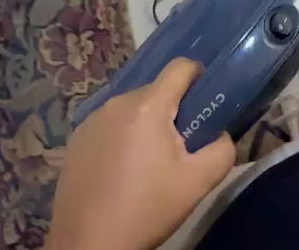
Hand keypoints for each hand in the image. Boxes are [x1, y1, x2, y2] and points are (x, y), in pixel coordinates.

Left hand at [49, 58, 235, 249]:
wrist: (87, 248)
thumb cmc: (145, 210)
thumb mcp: (197, 184)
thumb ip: (222, 149)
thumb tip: (221, 133)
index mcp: (148, 106)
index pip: (181, 66)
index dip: (199, 77)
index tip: (205, 104)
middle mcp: (118, 102)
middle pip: (157, 91)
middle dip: (173, 112)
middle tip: (178, 149)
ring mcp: (92, 119)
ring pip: (133, 108)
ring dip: (146, 124)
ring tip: (147, 165)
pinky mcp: (76, 138)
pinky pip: (110, 124)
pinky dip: (121, 137)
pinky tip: (120, 173)